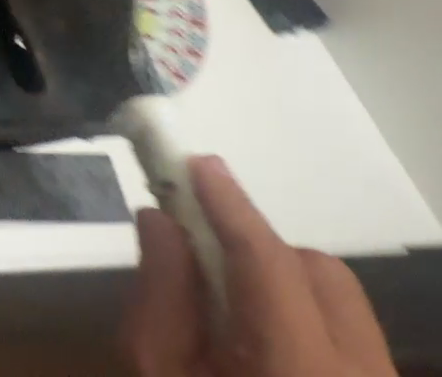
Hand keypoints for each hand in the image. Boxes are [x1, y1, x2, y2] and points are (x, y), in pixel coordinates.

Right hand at [124, 155, 393, 376]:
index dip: (230, 205)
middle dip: (257, 246)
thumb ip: (161, 292)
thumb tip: (162, 219)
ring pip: (340, 302)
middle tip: (195, 245)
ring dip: (279, 282)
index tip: (195, 162)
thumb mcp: (154, 368)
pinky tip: (256, 343)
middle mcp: (362, 374)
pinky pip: (349, 335)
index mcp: (295, 366)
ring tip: (224, 306)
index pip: (267, 261)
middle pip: (319, 271)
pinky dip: (300, 317)